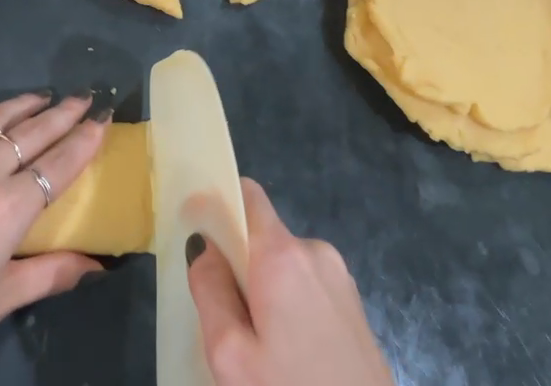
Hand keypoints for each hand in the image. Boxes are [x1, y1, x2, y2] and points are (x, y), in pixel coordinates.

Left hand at [0, 83, 107, 385]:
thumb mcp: (1, 301)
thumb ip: (52, 273)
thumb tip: (98, 267)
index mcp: (9, 210)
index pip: (59, 165)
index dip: (86, 140)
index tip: (104, 118)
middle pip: (31, 134)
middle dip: (62, 114)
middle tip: (84, 98)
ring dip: (20, 104)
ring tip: (42, 95)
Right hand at [188, 178, 393, 385]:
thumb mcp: (230, 353)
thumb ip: (209, 290)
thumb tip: (203, 246)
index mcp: (283, 255)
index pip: (247, 195)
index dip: (217, 206)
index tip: (195, 236)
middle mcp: (315, 252)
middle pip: (262, 236)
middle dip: (238, 266)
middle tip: (226, 321)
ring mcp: (341, 278)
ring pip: (283, 266)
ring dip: (263, 291)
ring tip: (260, 350)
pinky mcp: (354, 305)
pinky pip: (306, 287)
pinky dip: (288, 307)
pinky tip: (289, 356)